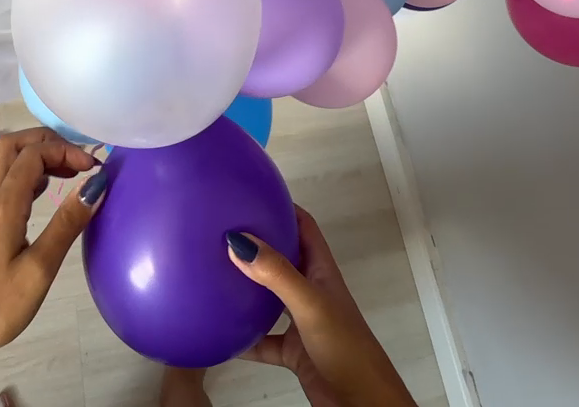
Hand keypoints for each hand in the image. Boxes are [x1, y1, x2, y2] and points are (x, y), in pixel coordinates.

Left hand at [0, 127, 107, 406]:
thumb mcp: (40, 268)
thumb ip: (68, 223)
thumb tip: (96, 184)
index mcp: (4, 204)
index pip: (34, 153)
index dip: (66, 151)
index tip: (94, 169)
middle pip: (14, 145)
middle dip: (49, 141)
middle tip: (79, 160)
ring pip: (7, 160)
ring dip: (38, 154)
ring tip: (69, 171)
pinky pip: (6, 180)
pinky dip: (29, 172)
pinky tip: (47, 191)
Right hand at [230, 206, 416, 406]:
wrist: (361, 404)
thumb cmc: (345, 347)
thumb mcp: (309, 304)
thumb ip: (276, 273)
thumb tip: (238, 241)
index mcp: (321, 269)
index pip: (303, 225)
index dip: (283, 206)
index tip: (253, 193)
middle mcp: (311, 289)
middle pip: (283, 256)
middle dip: (258, 243)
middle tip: (225, 230)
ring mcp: (302, 320)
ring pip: (269, 296)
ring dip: (248, 287)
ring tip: (216, 273)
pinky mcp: (293, 351)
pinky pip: (262, 339)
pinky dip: (243, 336)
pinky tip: (221, 333)